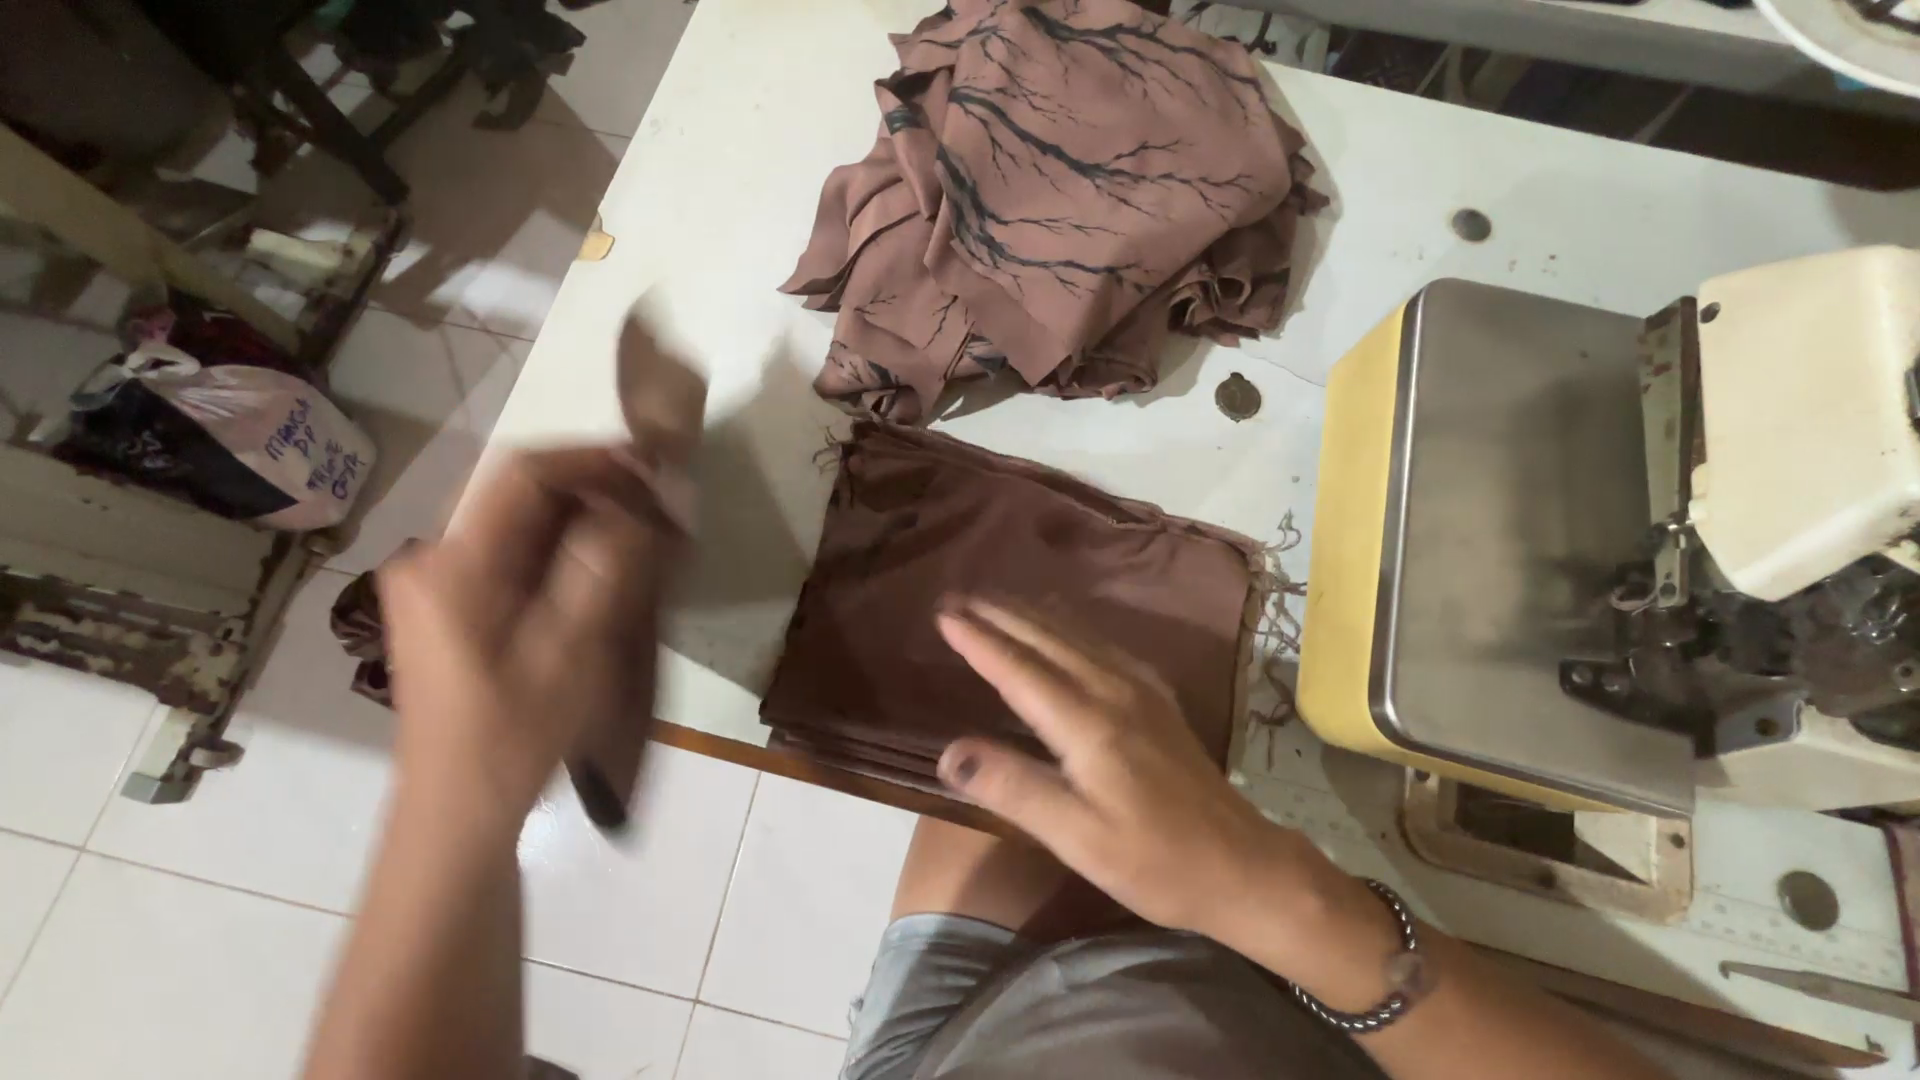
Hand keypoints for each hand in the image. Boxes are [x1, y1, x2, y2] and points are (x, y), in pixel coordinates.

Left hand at [378, 448, 664, 828]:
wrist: (455, 811)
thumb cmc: (512, 739)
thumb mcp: (570, 654)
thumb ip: (603, 570)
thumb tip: (640, 505)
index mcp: (453, 565)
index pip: (523, 474)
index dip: (592, 458)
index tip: (653, 467)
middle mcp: (435, 559)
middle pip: (525, 495)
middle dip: (599, 492)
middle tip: (663, 509)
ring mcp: (440, 582)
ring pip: (526, 524)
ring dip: (590, 522)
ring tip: (650, 538)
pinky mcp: (455, 605)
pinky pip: (520, 554)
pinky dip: (570, 550)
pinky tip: (612, 569)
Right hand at [934, 598, 1380, 967]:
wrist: (1242, 865)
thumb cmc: (1153, 860)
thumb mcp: (1076, 837)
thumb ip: (1013, 789)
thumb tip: (948, 751)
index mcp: (1087, 722)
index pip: (1019, 668)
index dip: (979, 639)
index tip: (943, 614)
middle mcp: (1113, 691)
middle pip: (1047, 639)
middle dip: (999, 615)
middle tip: (957, 595)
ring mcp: (1141, 691)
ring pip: (1076, 636)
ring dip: (1032, 615)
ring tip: (997, 600)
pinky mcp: (1158, 699)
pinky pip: (1104, 645)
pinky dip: (1070, 626)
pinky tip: (1066, 627)